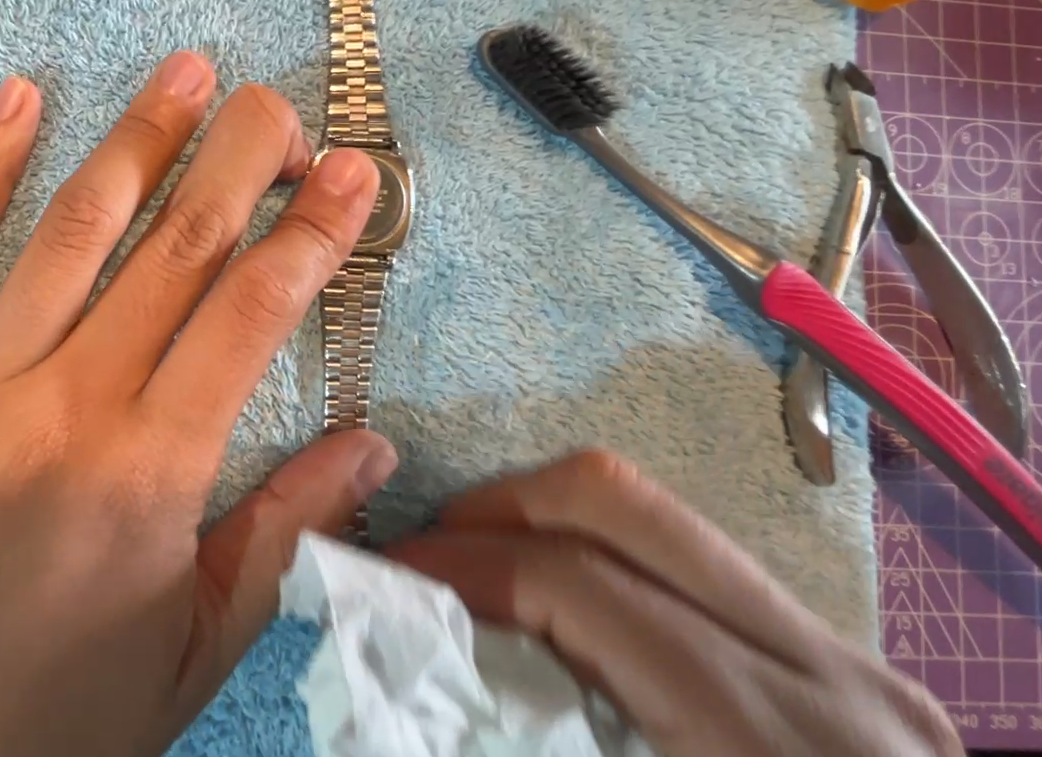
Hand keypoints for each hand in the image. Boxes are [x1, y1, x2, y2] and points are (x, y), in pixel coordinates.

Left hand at [0, 52, 397, 756]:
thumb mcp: (187, 651)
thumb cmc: (39, 719)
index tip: (350, 169)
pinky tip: (20, 97)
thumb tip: (371, 442)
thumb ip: (280, 533)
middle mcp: (68, 404)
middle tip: (276, 100)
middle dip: (238, 160)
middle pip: (175, 249)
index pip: (253, 315)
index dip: (312, 232)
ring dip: (137, 140)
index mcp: (152, 475)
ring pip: (73, 229)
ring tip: (184, 72)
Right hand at [389, 451, 962, 756]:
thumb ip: (520, 743)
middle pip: (621, 505)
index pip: (582, 589)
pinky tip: (558, 601)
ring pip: (656, 512)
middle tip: (432, 549)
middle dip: (496, 506)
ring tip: (482, 562)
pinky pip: (683, 556)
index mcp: (772, 743)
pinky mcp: (839, 658)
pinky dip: (595, 551)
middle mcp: (830, 675)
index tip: (393, 580)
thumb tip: (409, 689)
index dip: (465, 568)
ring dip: (541, 517)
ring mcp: (845, 656)